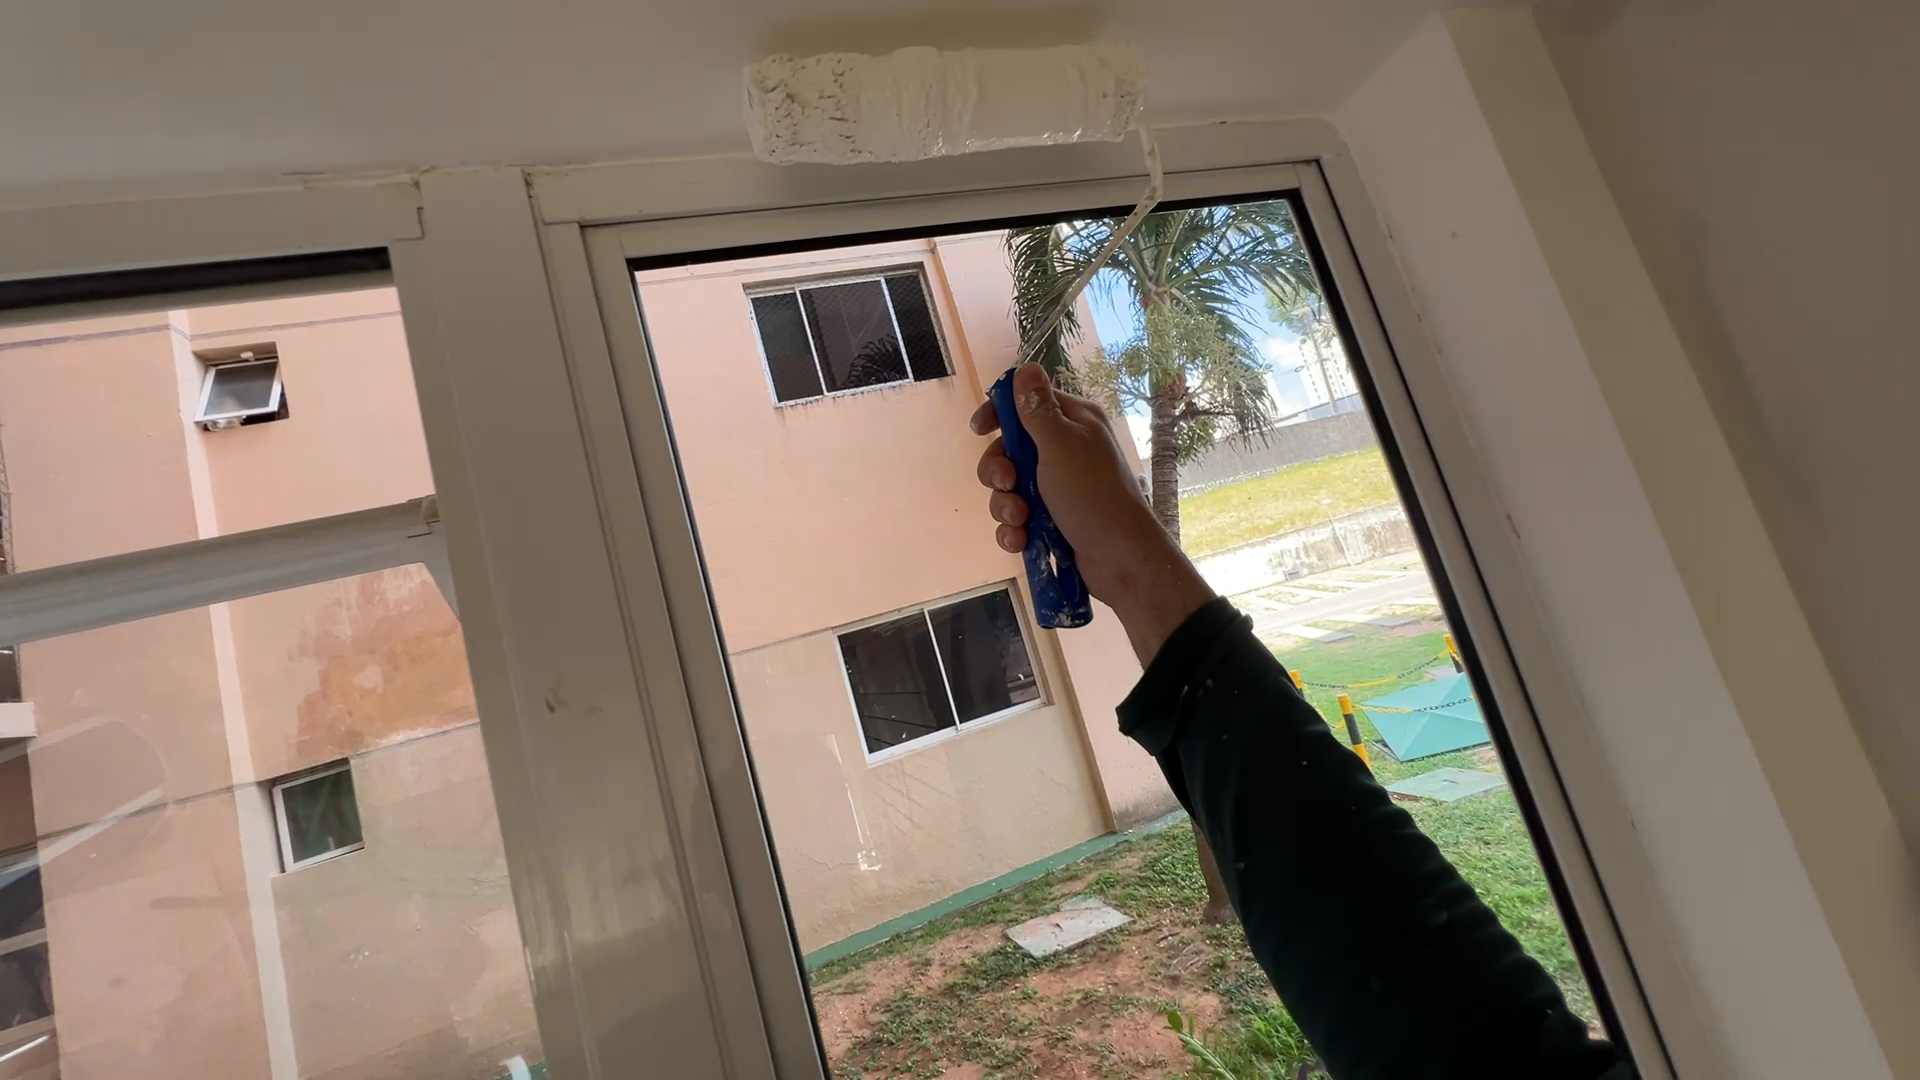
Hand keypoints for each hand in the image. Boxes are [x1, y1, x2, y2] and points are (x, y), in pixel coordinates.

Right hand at [970, 364, 1215, 662]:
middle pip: (1010, 449)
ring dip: (1004, 505)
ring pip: (1008, 488)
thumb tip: (1025, 366)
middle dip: (998, 470)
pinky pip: (1016, 519)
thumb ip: (1037, 408)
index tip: (979, 429)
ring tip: (1020, 520)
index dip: (1000, 413)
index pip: (1028, 403)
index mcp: (1073, 423)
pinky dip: (1013, 530)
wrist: (1121, 560)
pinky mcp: (1051, 521)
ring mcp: (1057, 489)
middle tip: (1007, 484)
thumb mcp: (1061, 444)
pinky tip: (1021, 541)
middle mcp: (1064, 451)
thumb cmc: (1092, 494)